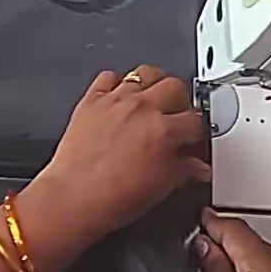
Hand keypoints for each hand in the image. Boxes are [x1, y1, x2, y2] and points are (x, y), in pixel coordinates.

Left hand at [31, 67, 210, 242]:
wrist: (72, 199)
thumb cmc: (110, 197)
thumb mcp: (159, 187)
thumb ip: (183, 170)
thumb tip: (195, 167)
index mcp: (162, 130)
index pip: (194, 120)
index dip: (197, 131)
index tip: (192, 138)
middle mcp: (141, 109)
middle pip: (175, 86)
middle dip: (181, 102)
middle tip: (177, 116)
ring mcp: (115, 100)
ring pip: (146, 72)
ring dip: (155, 84)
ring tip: (154, 99)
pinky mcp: (92, 99)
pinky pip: (109, 76)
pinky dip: (117, 83)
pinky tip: (121, 96)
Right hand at [194, 209, 270, 271]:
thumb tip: (204, 245)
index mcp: (269, 268)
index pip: (233, 227)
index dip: (209, 224)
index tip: (194, 224)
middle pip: (244, 238)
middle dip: (220, 247)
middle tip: (198, 268)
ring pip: (255, 251)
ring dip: (235, 261)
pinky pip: (267, 265)